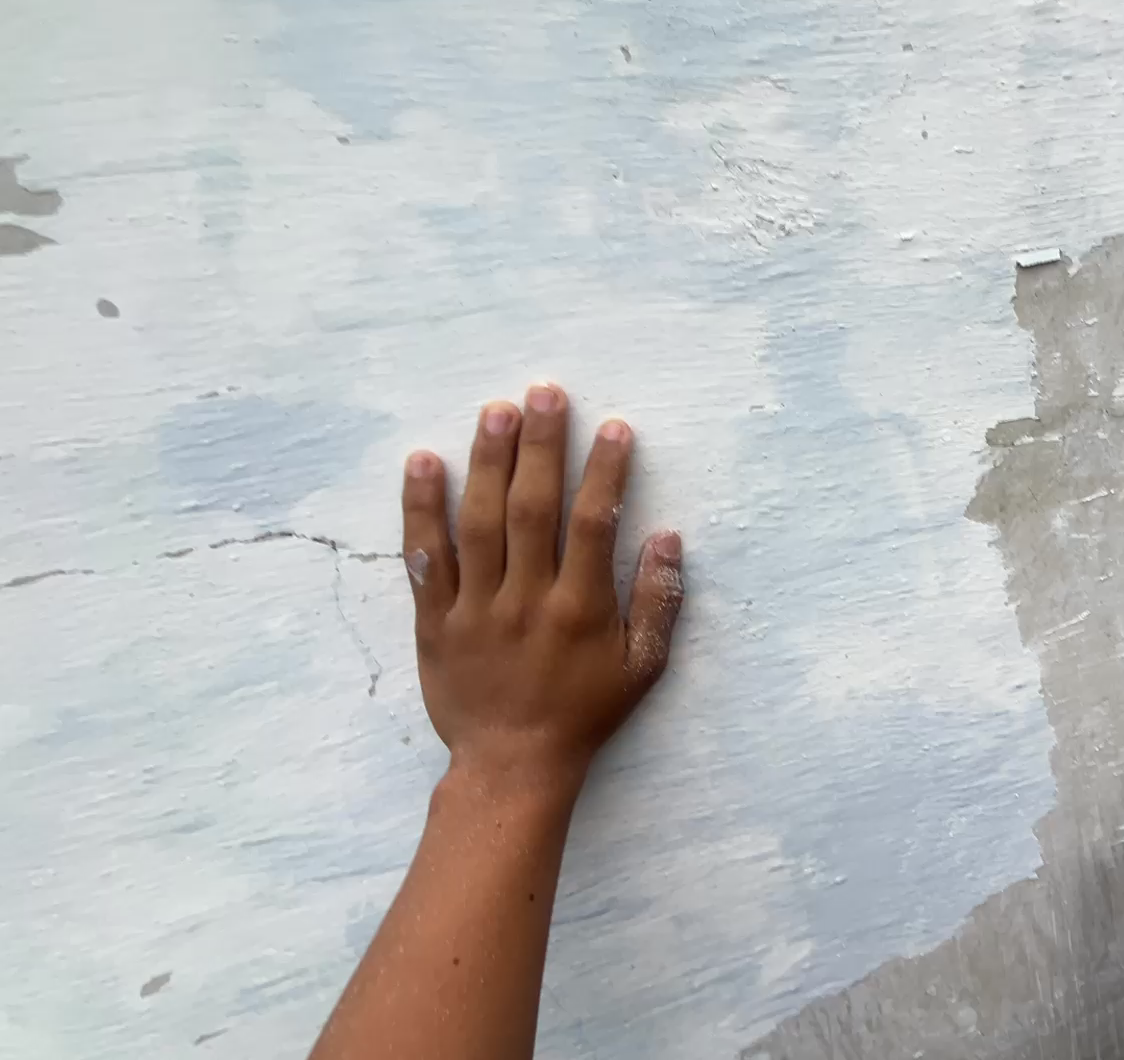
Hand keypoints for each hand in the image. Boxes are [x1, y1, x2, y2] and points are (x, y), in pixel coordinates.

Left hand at [399, 383, 683, 788]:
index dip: (606, 472)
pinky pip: (424, 558)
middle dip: (542, 446)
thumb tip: (669, 539)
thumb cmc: (588, 711)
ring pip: (479, 522)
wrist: (513, 763)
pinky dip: (421, 509)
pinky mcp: (434, 620)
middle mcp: (527, 598)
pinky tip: (423, 463)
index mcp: (581, 608)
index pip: (594, 524)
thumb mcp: (644, 666)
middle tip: (546, 393)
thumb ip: (660, 602)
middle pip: (532, 508)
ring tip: (496, 410)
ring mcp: (474, 606)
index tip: (615, 428)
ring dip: (487, 462)